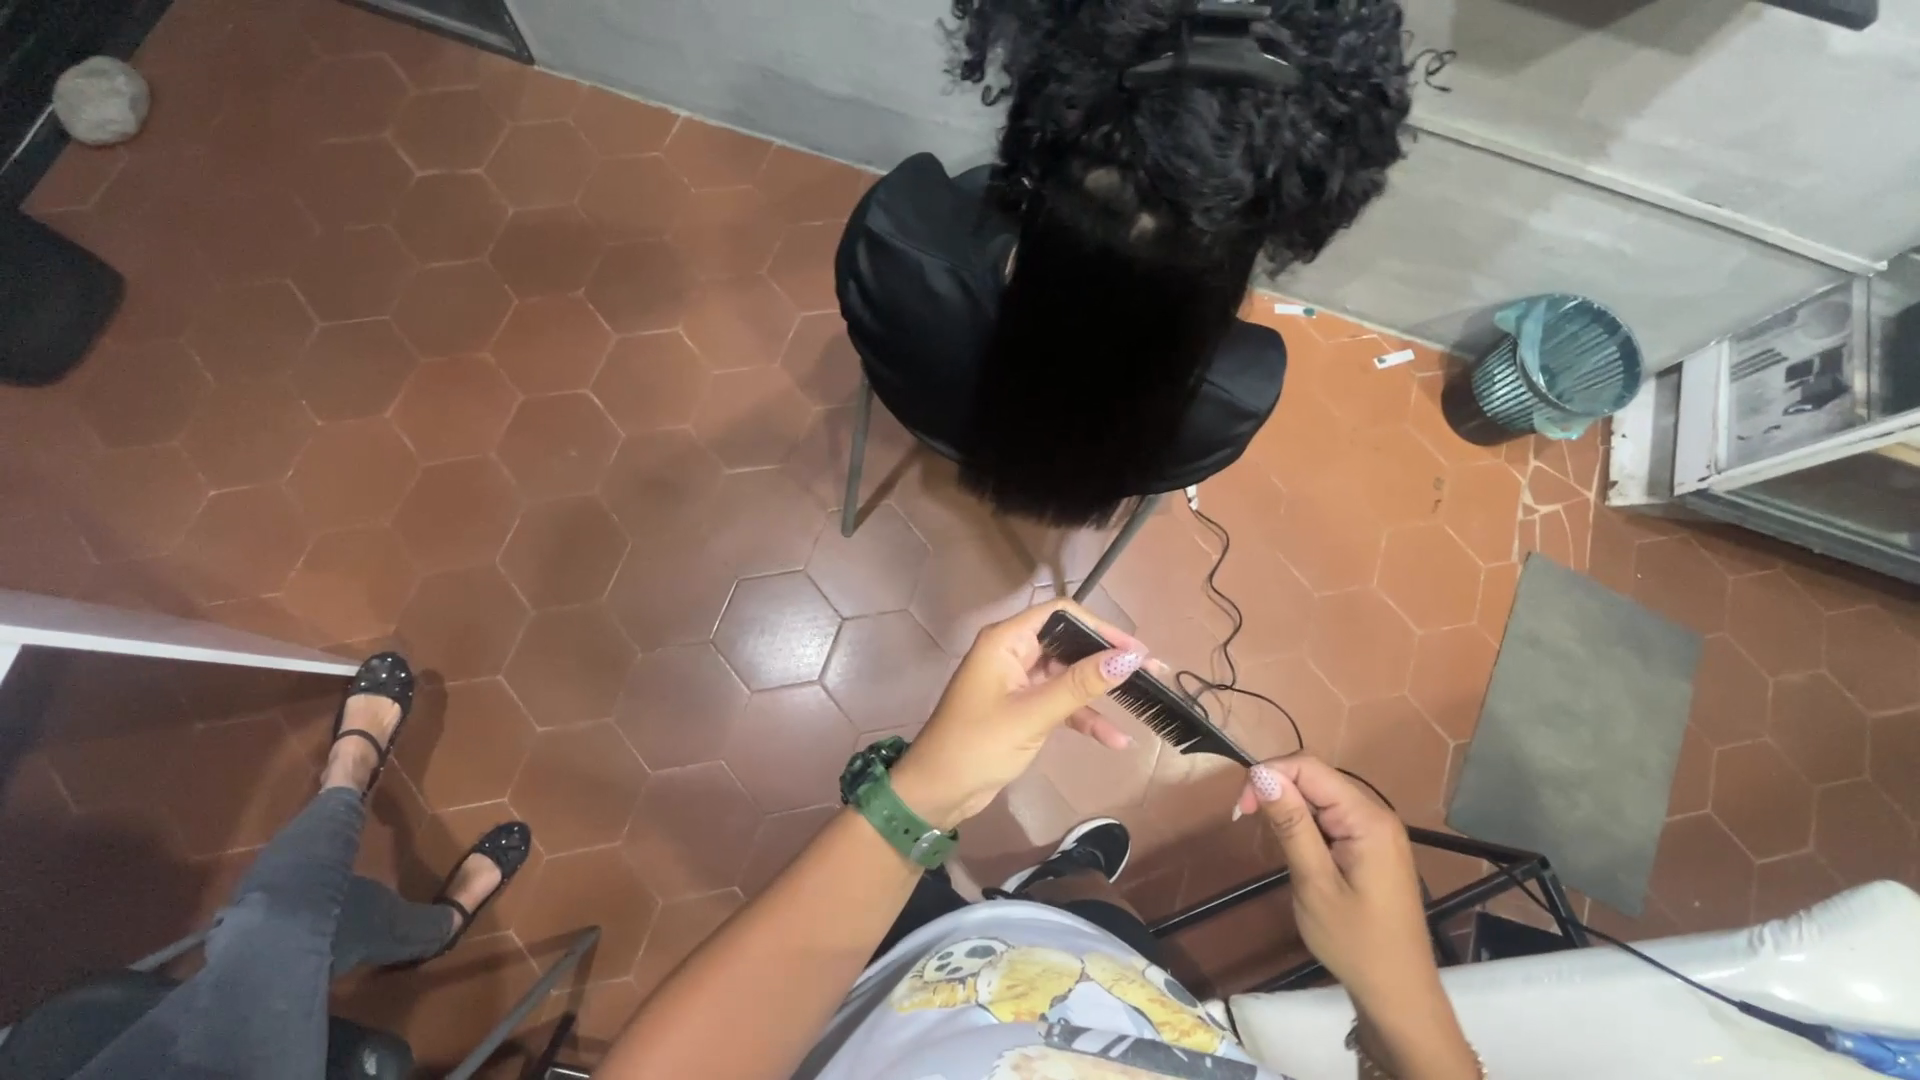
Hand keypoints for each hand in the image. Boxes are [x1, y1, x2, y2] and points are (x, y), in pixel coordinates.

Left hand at [891, 599, 1146, 829]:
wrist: (937, 792)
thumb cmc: (978, 745)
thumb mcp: (1033, 714)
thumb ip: (1080, 685)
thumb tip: (1129, 658)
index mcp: (1005, 640)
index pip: (1060, 614)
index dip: (1100, 626)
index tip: (1136, 649)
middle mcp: (1012, 652)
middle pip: (1069, 643)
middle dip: (1108, 659)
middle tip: (1152, 672)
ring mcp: (1018, 681)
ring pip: (1068, 675)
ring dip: (1101, 691)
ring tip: (1147, 701)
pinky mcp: (1023, 708)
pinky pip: (1061, 703)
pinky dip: (1085, 718)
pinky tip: (1117, 740)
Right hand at [1234, 754, 1432, 1006]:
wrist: (1398, 992)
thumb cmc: (1355, 941)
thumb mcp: (1314, 883)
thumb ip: (1290, 825)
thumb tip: (1261, 774)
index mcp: (1367, 820)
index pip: (1309, 768)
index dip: (1270, 775)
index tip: (1243, 808)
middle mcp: (1376, 815)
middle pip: (1316, 777)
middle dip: (1276, 788)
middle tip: (1246, 819)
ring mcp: (1376, 830)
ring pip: (1321, 796)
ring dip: (1288, 805)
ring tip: (1268, 835)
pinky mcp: (1371, 845)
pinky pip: (1331, 815)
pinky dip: (1305, 822)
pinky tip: (1293, 845)